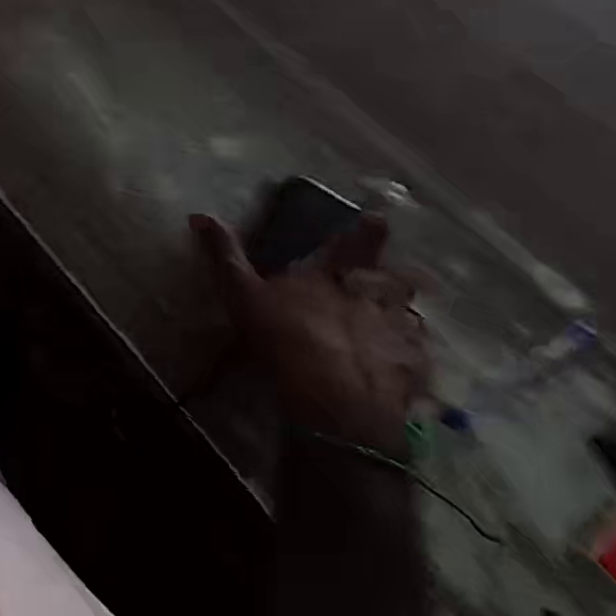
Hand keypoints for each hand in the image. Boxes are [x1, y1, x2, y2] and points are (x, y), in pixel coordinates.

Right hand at [190, 213, 427, 457]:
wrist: (336, 400)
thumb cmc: (285, 335)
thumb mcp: (242, 291)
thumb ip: (225, 254)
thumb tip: (201, 215)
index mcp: (336, 274)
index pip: (357, 242)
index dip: (369, 229)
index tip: (377, 218)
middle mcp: (376, 296)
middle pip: (396, 279)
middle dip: (393, 276)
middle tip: (388, 278)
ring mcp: (400, 333)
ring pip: (409, 316)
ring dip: (400, 315)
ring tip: (388, 322)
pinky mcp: (412, 369)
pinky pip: (414, 355)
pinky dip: (405, 354)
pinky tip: (393, 363)